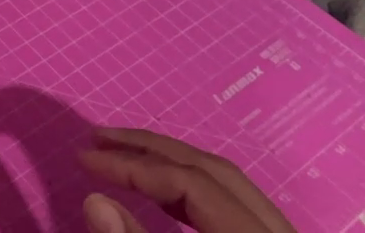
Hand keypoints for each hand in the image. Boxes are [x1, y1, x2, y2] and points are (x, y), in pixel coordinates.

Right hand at [78, 128, 296, 232]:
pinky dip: (191, 192)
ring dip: (169, 165)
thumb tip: (93, 200)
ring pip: (228, 184)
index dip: (132, 166)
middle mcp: (281, 231)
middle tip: (96, 140)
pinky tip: (161, 195)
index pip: (192, 182)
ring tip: (121, 159)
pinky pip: (235, 206)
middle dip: (149, 149)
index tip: (82, 160)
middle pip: (213, 171)